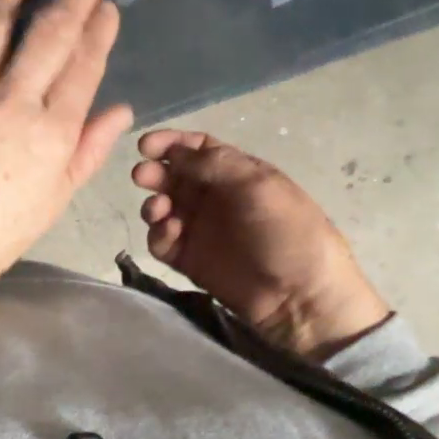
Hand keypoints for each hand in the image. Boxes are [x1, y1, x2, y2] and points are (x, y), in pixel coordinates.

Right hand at [132, 131, 390, 358]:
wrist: (297, 294)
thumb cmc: (286, 233)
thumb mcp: (259, 187)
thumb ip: (215, 165)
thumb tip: (174, 154)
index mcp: (237, 175)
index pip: (198, 149)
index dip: (171, 144)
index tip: (145, 145)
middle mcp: (215, 198)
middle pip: (174, 177)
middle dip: (155, 173)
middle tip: (142, 177)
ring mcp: (200, 230)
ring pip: (163, 208)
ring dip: (154, 204)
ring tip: (158, 210)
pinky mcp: (188, 259)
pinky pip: (161, 241)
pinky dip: (158, 235)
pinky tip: (169, 235)